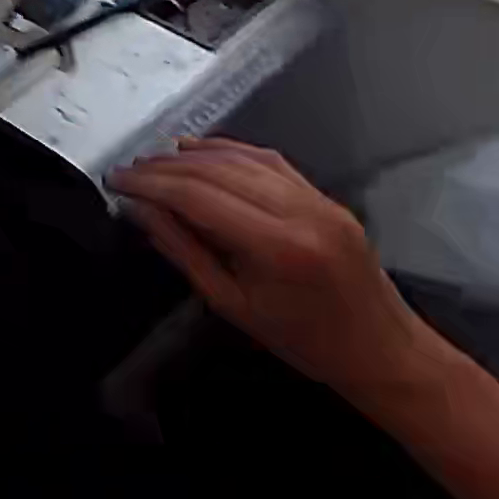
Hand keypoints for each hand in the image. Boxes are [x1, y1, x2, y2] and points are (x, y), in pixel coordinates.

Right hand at [109, 138, 439, 393]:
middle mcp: (297, 209)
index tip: (117, 180)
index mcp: (276, 246)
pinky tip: (198, 150)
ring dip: (189, 155)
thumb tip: (140, 210)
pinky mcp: (320, 191)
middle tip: (129, 170)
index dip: (150, 183)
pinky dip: (226, 150)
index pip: (197, 196)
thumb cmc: (302, 340)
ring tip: (153, 160)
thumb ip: (181, 249)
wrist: (381, 349)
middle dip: (163, 166)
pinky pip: (265, 158)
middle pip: (214, 169)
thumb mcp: (230, 303)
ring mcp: (313, 195)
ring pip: (238, 157)